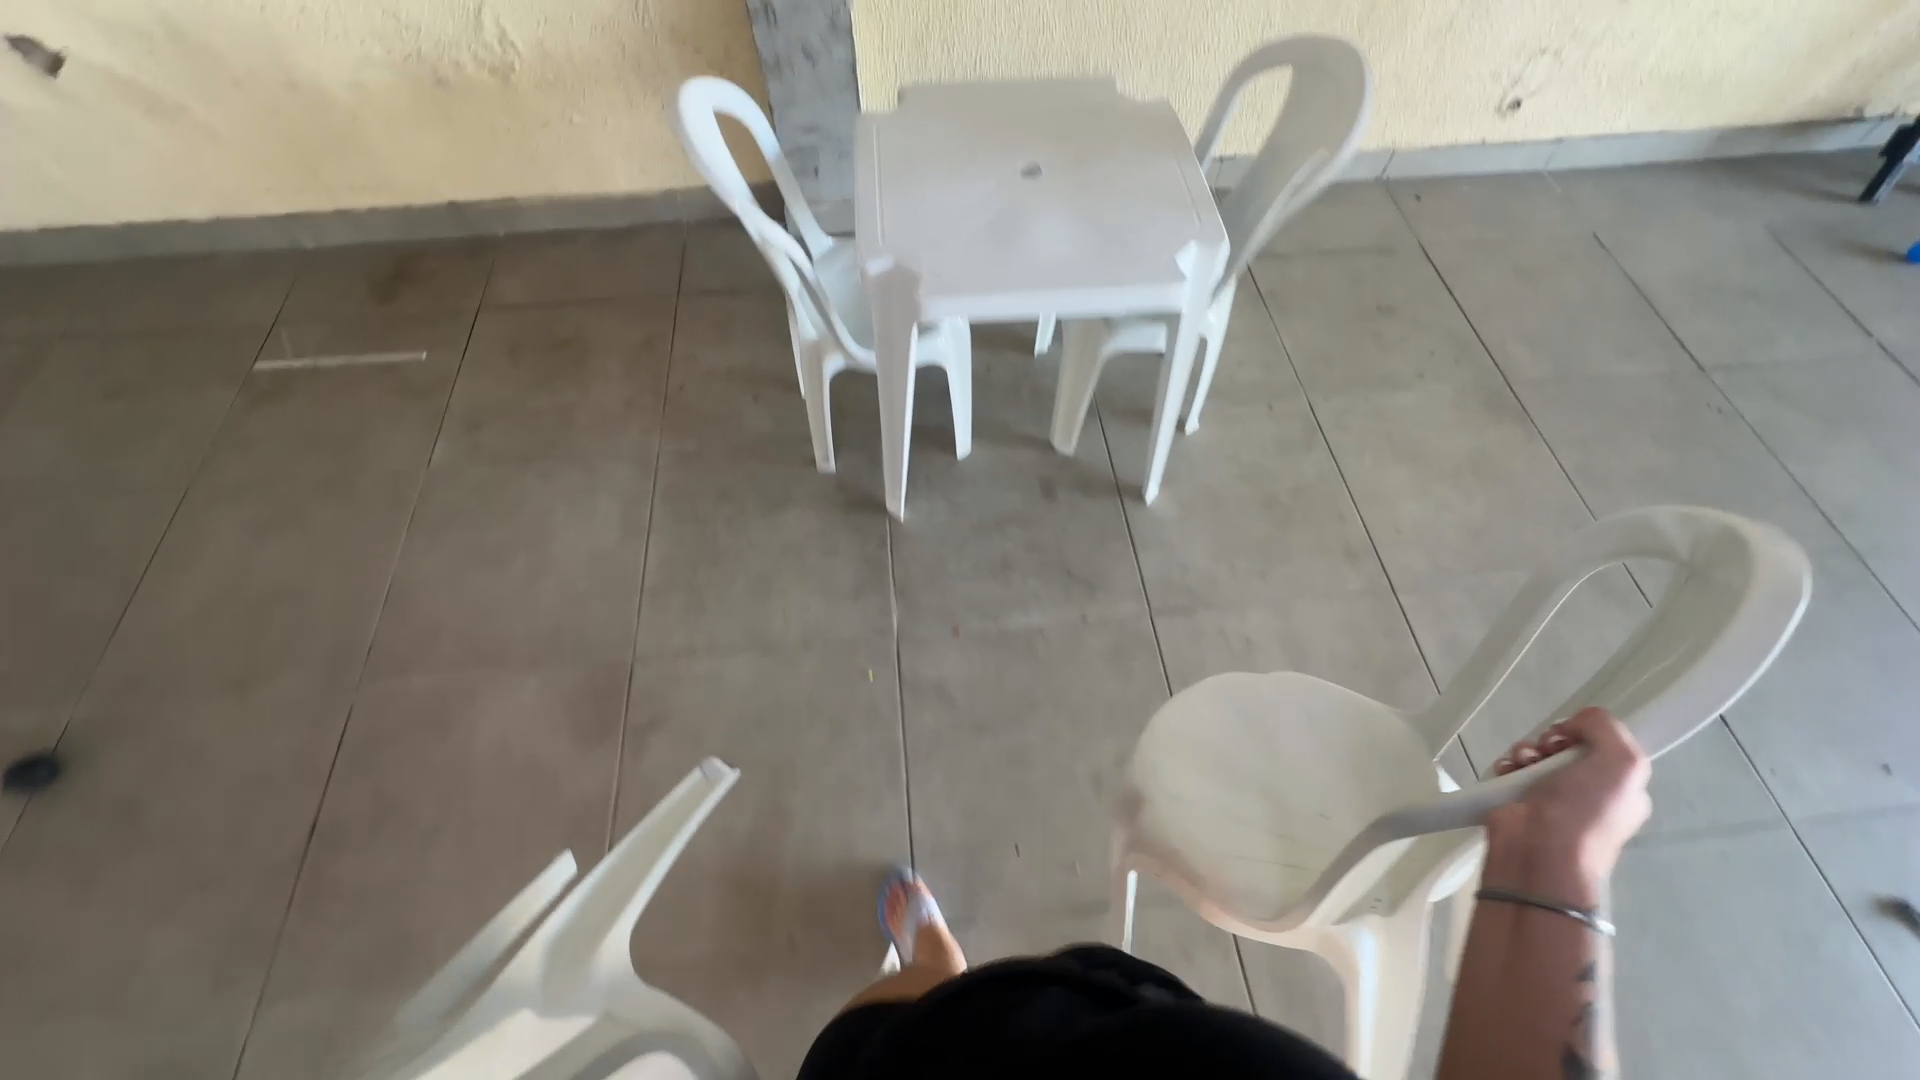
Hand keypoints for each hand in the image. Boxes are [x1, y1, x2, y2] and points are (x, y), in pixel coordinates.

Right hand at [1484, 707, 1651, 897]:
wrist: (1540, 850)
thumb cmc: (1586, 810)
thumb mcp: (1622, 762)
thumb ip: (1606, 728)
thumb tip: (1572, 724)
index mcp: (1622, 788)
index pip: (1604, 745)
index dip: (1585, 732)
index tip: (1571, 735)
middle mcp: (1589, 792)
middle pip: (1566, 746)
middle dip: (1551, 740)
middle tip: (1546, 749)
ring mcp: (1552, 797)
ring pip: (1536, 754)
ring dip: (1524, 750)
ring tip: (1521, 761)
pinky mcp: (1517, 800)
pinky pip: (1511, 768)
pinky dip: (1506, 764)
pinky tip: (1507, 771)